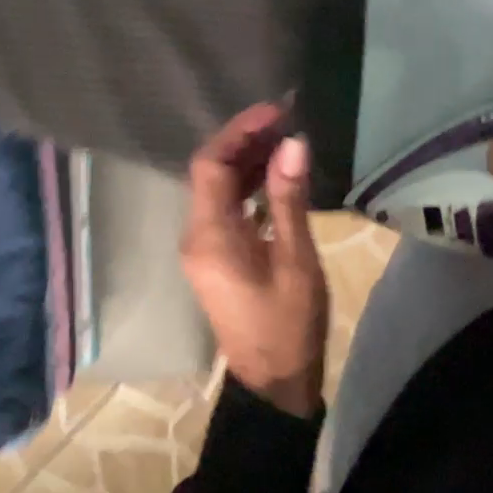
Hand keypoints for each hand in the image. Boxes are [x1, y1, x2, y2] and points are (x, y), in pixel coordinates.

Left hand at [180, 102, 329, 416]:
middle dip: (246, 140)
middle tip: (287, 119)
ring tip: (288, 138)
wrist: (274, 381)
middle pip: (212, 172)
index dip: (239, 131)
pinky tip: (280, 174)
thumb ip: (289, 199)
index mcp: (209, 235)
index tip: (276, 111)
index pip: (211, 165)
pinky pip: (228, 206)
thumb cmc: (288, 322)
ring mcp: (205, 247)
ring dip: (249, 160)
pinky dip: (250, 184)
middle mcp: (197, 235)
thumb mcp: (295, 260)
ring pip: (219, 188)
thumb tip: (292, 143)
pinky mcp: (219, 255)